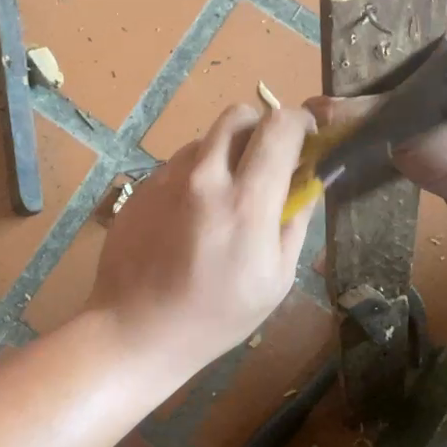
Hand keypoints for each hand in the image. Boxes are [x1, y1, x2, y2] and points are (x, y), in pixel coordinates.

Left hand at [87, 105, 315, 373]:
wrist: (136, 331)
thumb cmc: (216, 317)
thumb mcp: (275, 280)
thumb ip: (296, 223)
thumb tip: (310, 180)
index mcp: (245, 203)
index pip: (280, 127)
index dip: (300, 125)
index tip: (306, 141)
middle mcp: (204, 178)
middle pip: (239, 115)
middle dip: (261, 129)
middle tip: (265, 163)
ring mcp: (166, 180)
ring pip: (206, 139)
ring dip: (225, 154)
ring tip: (224, 200)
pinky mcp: (141, 188)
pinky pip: (178, 164)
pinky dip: (195, 176)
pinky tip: (190, 218)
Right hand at [308, 0, 446, 223]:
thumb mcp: (403, 124)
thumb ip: (355, 114)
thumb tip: (310, 110)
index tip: (350, 15)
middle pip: (410, 32)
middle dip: (374, 45)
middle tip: (338, 59)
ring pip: (413, 66)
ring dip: (382, 78)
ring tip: (346, 88)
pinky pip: (419, 94)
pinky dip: (395, 101)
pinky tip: (369, 115)